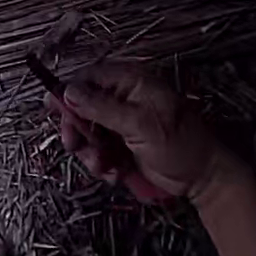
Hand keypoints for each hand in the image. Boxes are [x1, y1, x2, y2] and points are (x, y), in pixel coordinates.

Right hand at [47, 64, 230, 201]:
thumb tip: (69, 92)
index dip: (69, 91)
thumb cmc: (179, 144)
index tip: (53, 108)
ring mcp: (121, 121)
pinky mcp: (121, 143)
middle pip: (82, 104)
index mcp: (130, 82)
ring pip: (87, 130)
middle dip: (77, 128)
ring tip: (102, 166)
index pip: (89, 77)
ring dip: (89, 151)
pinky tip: (113, 172)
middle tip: (73, 145)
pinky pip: (97, 149)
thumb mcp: (139, 124)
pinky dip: (100, 162)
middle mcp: (123, 97)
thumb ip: (101, 107)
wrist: (202, 178)